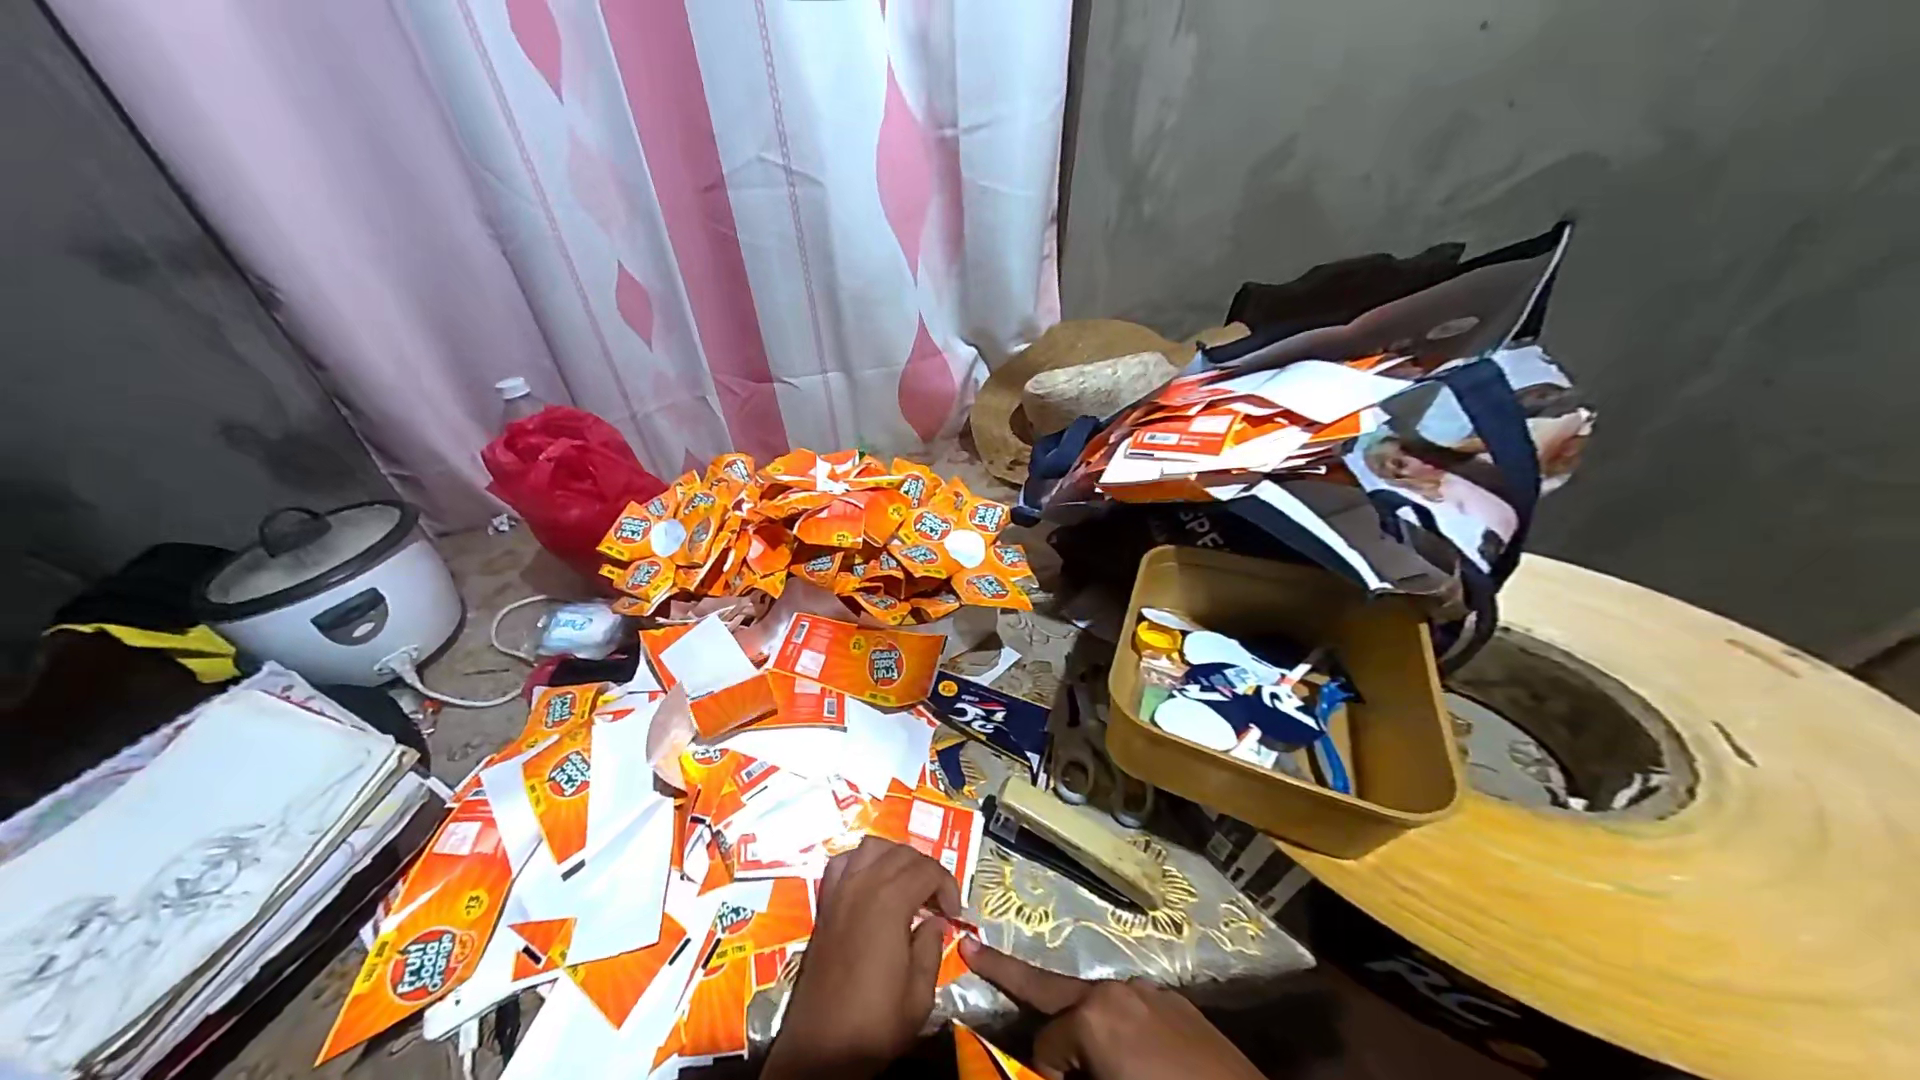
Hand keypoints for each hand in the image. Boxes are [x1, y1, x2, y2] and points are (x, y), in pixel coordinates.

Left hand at [762, 837, 961, 1079]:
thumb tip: (934, 923)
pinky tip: (871, 883)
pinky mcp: (824, 905)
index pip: (928, 869)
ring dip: (895, 858)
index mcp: (890, 902)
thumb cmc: (873, 1024)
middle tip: (937, 903)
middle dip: (926, 871)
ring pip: (872, 848)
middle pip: (902, 853)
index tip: (954, 915)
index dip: (948, 886)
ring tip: (907, 886)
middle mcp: (863, 885)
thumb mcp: (919, 995)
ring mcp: (839, 892)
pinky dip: (861, 862)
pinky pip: (842, 863)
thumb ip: (931, 948)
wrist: (819, 1049)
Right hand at [960, 939, 1262, 1079]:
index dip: (1041, 1071)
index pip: (1042, 1043)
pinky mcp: (1174, 1003)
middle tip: (976, 948)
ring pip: (1091, 1002)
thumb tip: (1040, 1058)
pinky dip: (1112, 1023)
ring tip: (1077, 1048)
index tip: (1047, 1076)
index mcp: (1096, 1015)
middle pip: (1052, 989)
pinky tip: (1127, 1049)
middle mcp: (1117, 990)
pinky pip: (1127, 1009)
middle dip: (1010, 972)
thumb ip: (1061, 1066)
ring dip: (1073, 1017)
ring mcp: (1148, 991)